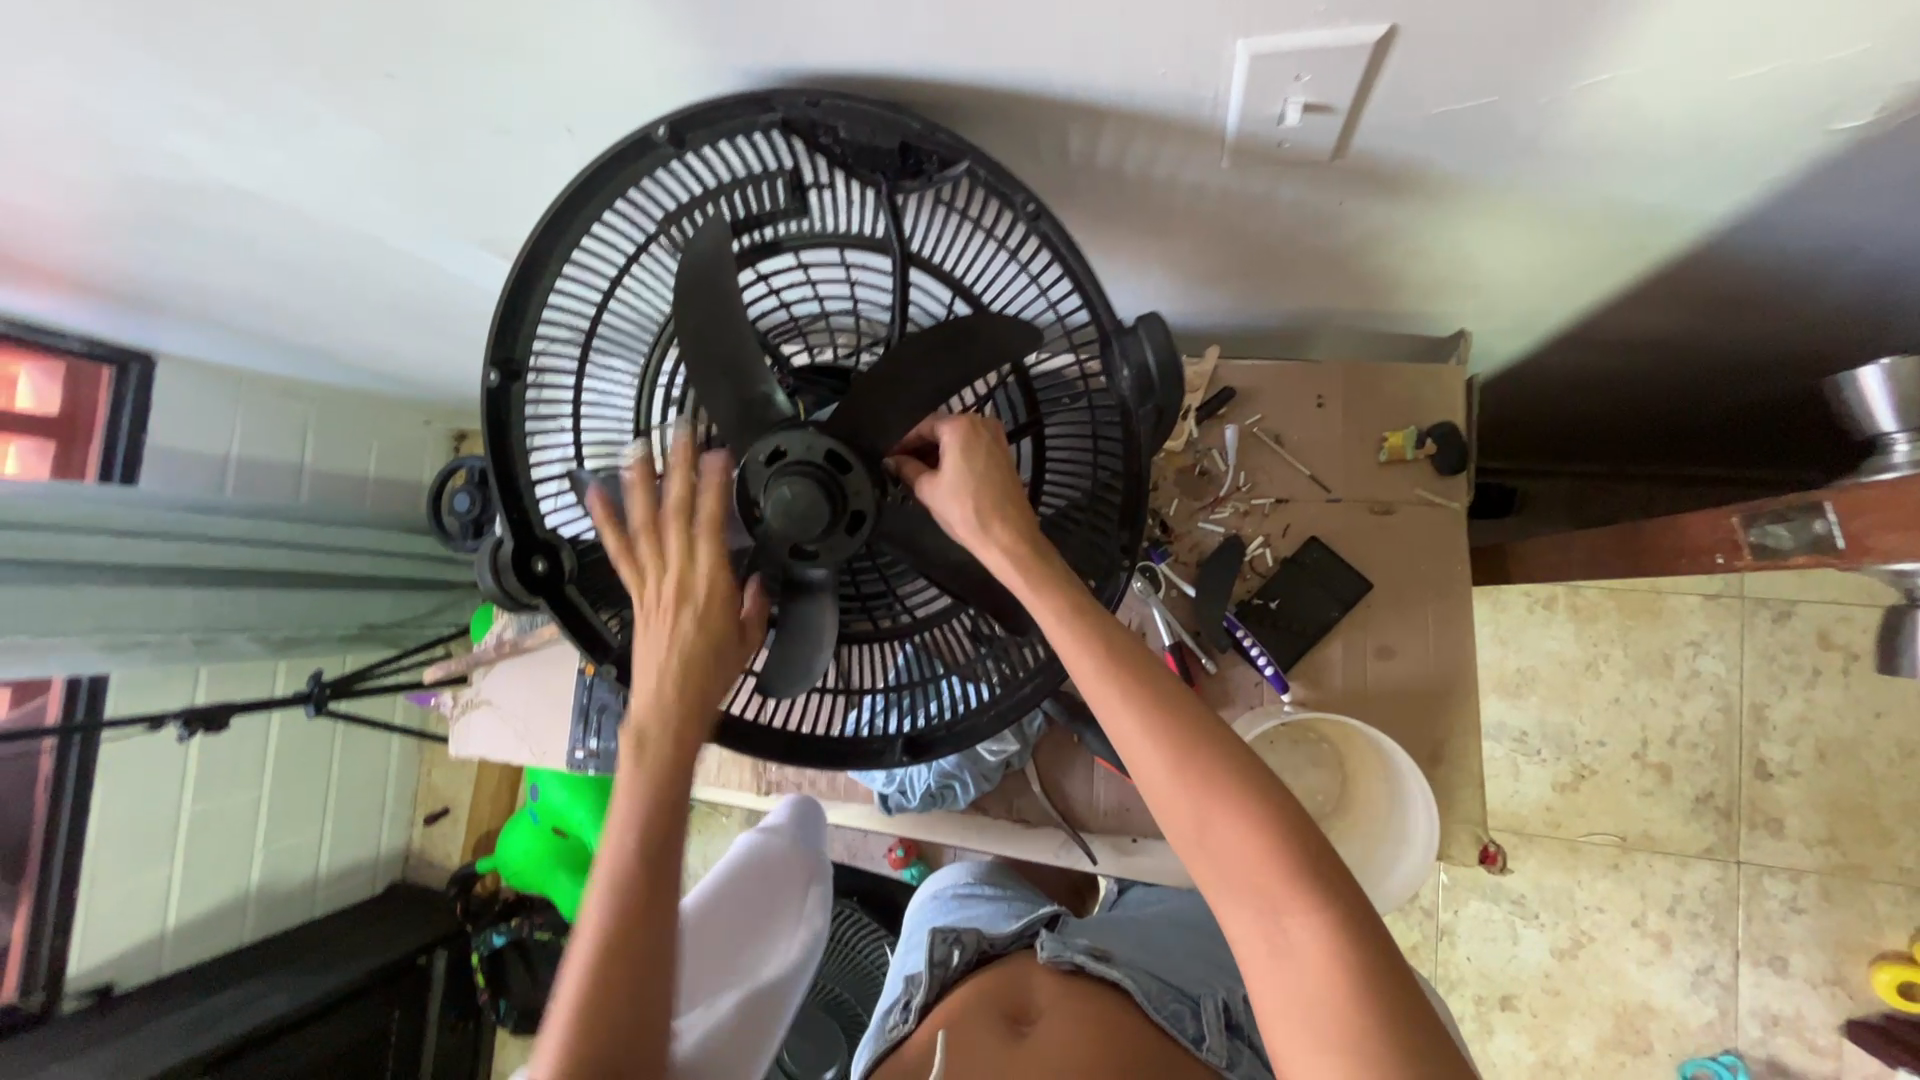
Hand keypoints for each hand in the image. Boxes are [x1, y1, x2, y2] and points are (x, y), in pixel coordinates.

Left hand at [584, 425, 769, 755]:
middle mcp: (677, 573)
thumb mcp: (750, 637)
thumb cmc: (714, 674)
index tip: (718, 452)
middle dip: (677, 466)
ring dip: (639, 481)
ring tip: (636, 445)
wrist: (670, 705)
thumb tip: (755, 579)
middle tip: (678, 429)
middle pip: (675, 510)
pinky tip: (596, 492)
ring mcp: (651, 579)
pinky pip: (619, 550)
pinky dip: (606, 520)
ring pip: (643, 522)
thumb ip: (754, 602)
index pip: (711, 521)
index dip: (714, 484)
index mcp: (711, 582)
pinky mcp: (634, 591)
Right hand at [886, 413, 1044, 564]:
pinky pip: (973, 448)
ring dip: (939, 453)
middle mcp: (981, 423)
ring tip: (919, 473)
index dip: (904, 442)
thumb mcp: (928, 489)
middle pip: (943, 429)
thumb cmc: (964, 510)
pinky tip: (943, 475)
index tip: (890, 457)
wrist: (1009, 536)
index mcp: (960, 425)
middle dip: (922, 447)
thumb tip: (891, 461)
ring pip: (959, 439)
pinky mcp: (1004, 454)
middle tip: (901, 466)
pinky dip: (956, 457)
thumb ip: (907, 468)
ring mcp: (997, 438)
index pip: (924, 425)